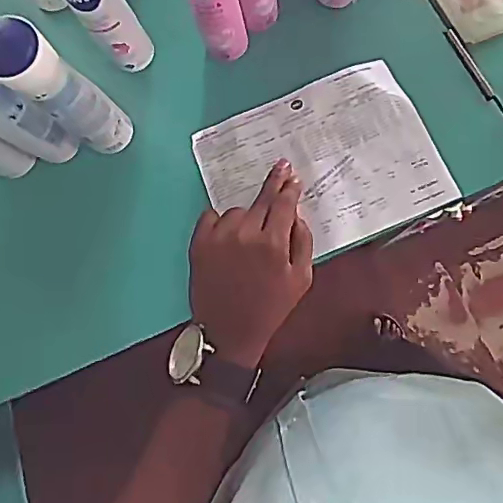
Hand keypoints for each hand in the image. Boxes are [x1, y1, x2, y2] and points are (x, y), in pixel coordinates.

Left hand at [188, 160, 312, 366]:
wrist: (229, 333)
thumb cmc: (270, 308)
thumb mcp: (301, 279)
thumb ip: (303, 241)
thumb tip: (296, 214)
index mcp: (272, 243)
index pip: (283, 203)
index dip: (289, 187)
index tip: (292, 175)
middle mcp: (245, 234)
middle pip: (262, 199)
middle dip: (274, 184)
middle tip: (281, 169)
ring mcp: (219, 237)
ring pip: (238, 211)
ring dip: (247, 216)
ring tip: (250, 239)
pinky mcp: (199, 243)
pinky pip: (211, 216)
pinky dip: (221, 221)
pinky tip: (228, 236)